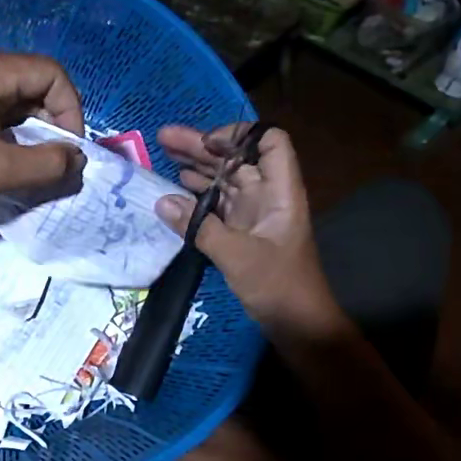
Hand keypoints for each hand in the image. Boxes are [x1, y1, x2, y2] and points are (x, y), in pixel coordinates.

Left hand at [0, 51, 86, 206]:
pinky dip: (12, 130)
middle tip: (52, 159)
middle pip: (36, 82)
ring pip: (18, 98)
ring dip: (33, 128)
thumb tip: (76, 159)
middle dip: (53, 121)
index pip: (52, 73)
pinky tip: (8, 157)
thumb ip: (46, 164)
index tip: (67, 149)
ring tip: (32, 162)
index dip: (70, 110)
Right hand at [153, 124, 341, 331]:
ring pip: (223, 179)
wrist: (298, 324)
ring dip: (195, 165)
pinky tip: (173, 188)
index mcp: (279, 191)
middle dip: (202, 146)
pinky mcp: (240, 231)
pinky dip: (195, 193)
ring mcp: (252, 213)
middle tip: (163, 137)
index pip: (270, 142)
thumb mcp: (238, 256)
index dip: (240, 135)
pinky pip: (215, 203)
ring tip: (162, 153)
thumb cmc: (279, 286)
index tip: (207, 145)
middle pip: (236, 158)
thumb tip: (162, 201)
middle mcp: (266, 195)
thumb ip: (200, 228)